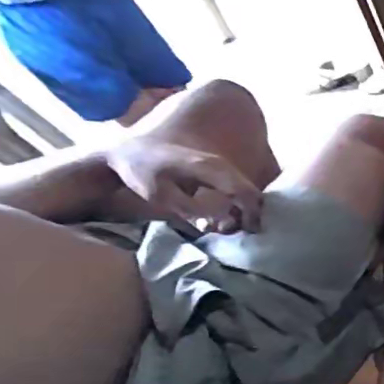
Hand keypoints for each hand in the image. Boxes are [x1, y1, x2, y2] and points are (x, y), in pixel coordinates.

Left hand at [105, 136, 263, 233]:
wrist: (131, 149)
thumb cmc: (142, 171)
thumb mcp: (160, 195)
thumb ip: (191, 210)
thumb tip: (218, 223)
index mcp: (211, 169)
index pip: (245, 191)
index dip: (252, 214)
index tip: (249, 232)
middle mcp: (222, 165)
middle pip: (251, 191)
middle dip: (249, 215)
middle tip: (234, 233)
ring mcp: (220, 166)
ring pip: (246, 190)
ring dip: (242, 211)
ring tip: (224, 228)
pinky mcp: (216, 170)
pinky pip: (236, 188)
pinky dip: (236, 205)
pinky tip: (221, 218)